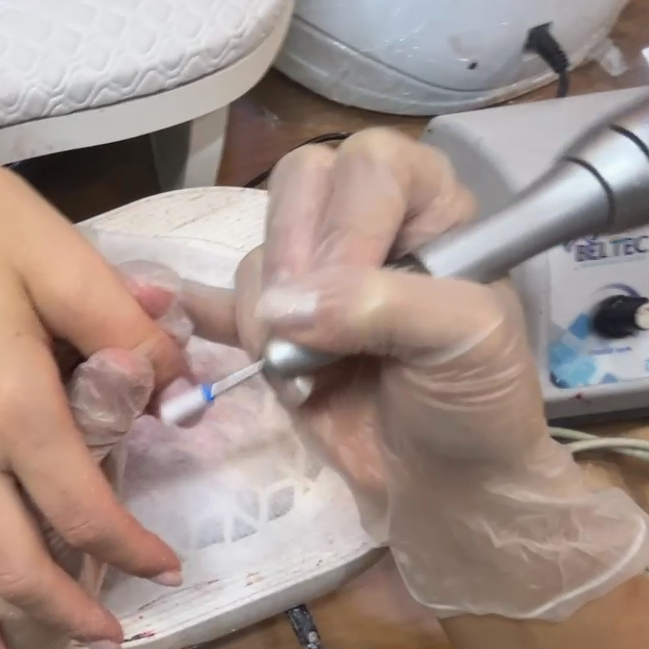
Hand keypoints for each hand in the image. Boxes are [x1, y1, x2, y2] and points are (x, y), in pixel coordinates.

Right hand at [182, 129, 648, 619]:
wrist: (438, 480)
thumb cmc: (474, 403)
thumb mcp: (465, 340)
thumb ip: (382, 306)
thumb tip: (281, 307)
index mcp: (428, 209)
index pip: (368, 168)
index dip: (347, 223)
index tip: (347, 295)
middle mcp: (364, 230)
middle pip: (298, 187)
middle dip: (290, 256)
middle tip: (300, 327)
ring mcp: (310, 283)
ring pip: (256, 258)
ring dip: (264, 317)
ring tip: (298, 374)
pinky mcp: (270, 332)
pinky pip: (218, 305)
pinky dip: (196, 311)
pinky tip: (175, 314)